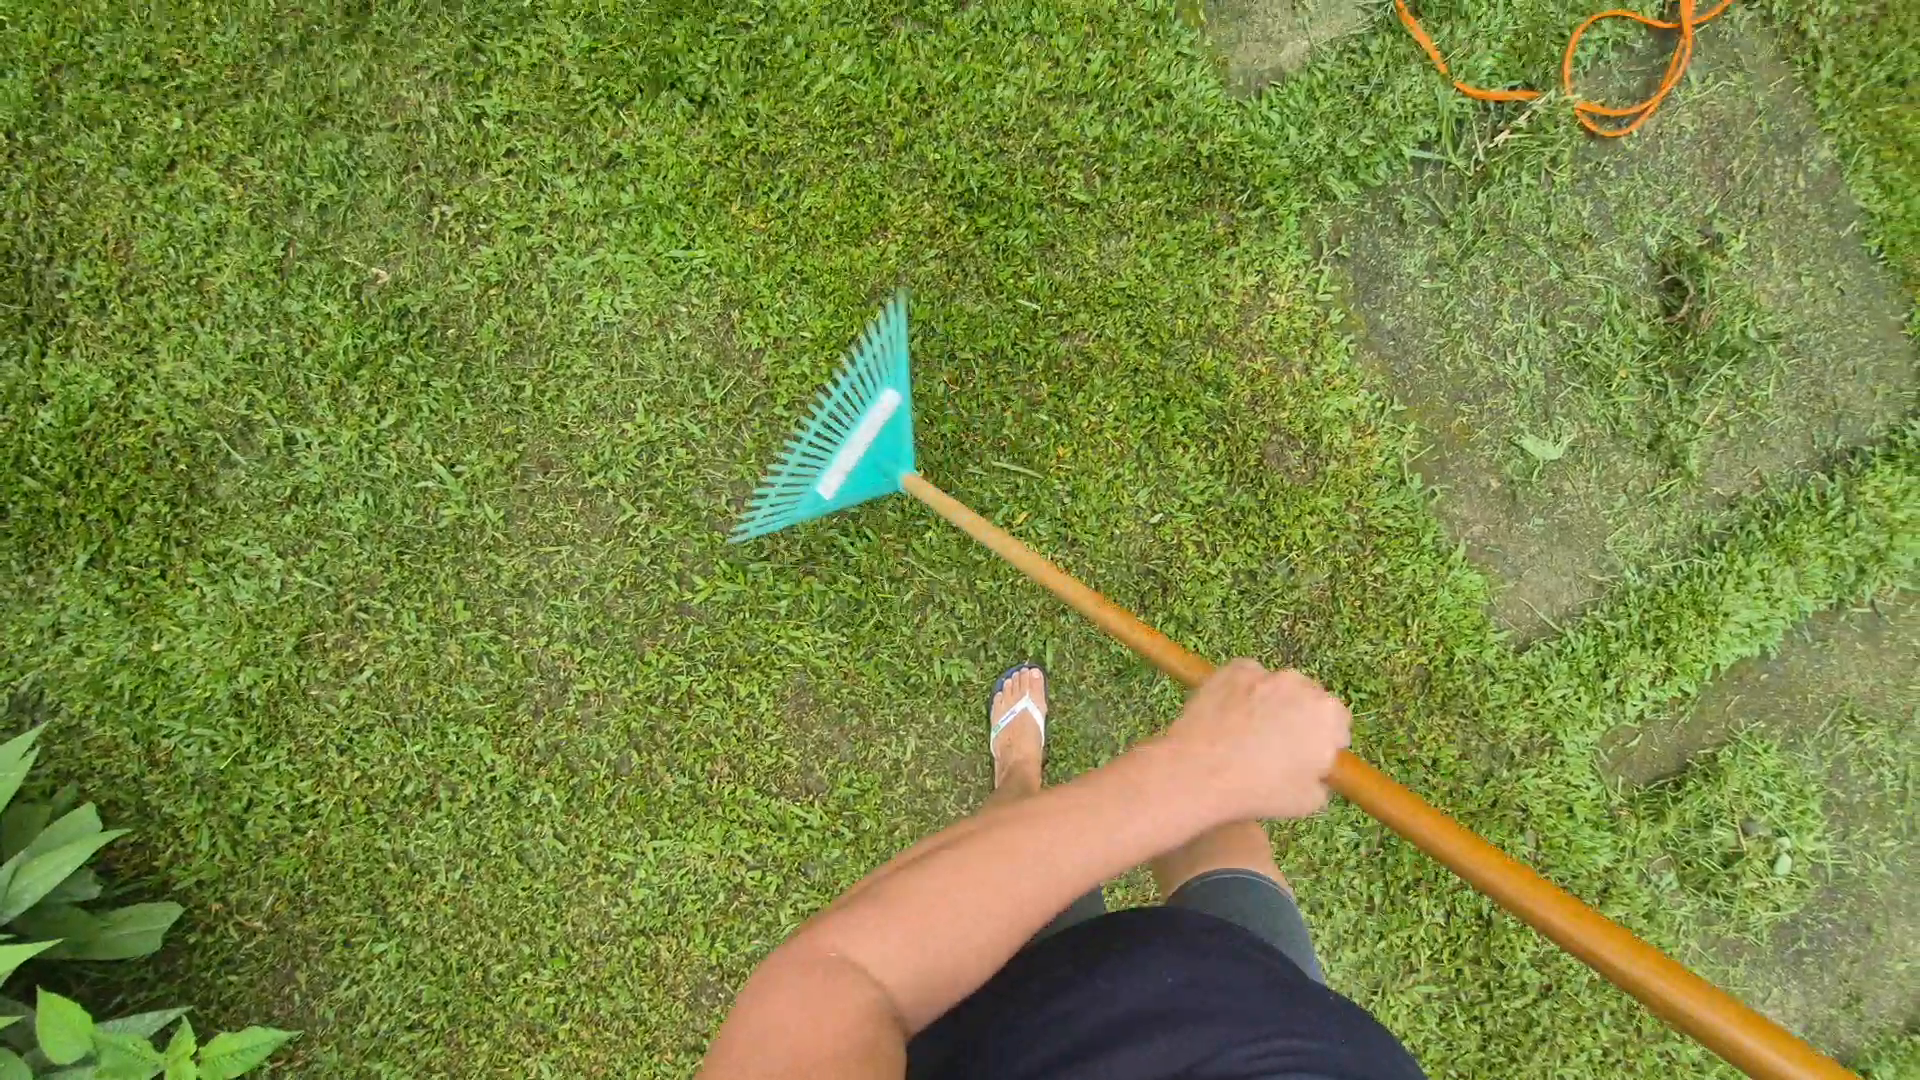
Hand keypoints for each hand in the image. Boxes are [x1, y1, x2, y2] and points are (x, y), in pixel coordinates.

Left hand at [1160, 659, 1351, 820]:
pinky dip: (1242, 692)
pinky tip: (1229, 715)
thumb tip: (1314, 769)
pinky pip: (1246, 679)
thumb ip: (1322, 777)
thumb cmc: (1259, 790)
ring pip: (1276, 687)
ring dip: (1270, 702)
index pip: (1337, 721)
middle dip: (1298, 716)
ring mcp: (1264, 673)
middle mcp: (1299, 684)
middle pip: (1308, 698)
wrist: (1199, 770)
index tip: (1306, 755)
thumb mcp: (1310, 800)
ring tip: (1247, 729)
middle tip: (1275, 742)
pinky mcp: (1232, 668)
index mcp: (1328, 714)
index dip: (1324, 739)